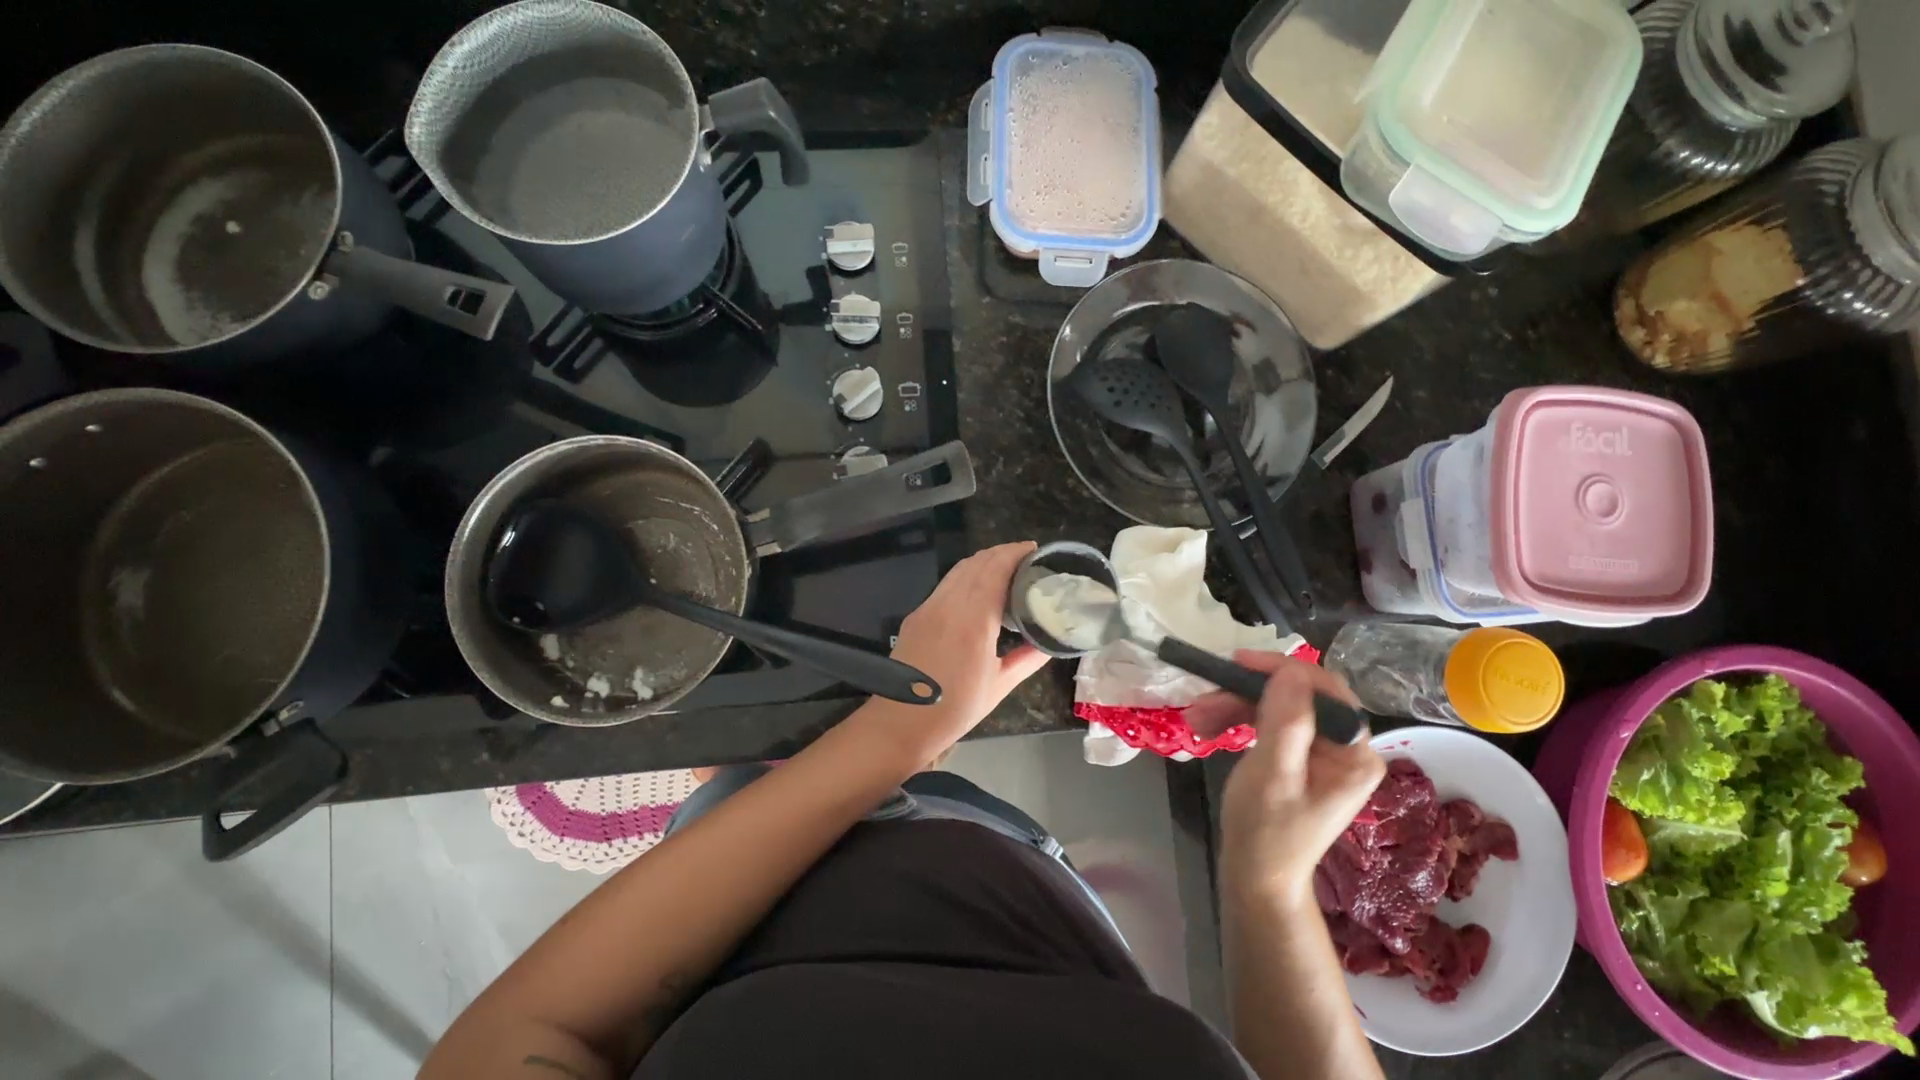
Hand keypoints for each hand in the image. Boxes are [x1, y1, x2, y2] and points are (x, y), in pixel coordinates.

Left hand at [866, 541, 1050, 759]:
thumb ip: (1027, 659)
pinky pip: (945, 586)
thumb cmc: (956, 708)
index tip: (1034, 549)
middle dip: (1001, 553)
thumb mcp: (1000, 685)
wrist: (902, 722)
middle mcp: (949, 605)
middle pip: (976, 563)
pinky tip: (976, 590)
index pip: (996, 570)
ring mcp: (929, 608)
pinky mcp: (916, 616)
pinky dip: (965, 577)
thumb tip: (1048, 643)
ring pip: (957, 571)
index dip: (1015, 554)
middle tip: (1024, 557)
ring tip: (1004, 568)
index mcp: (975, 620)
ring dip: (982, 562)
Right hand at [1188, 651, 1384, 912]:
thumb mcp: (1272, 774)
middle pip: (1298, 697)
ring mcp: (1323, 755)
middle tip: (1204, 701)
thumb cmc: (1265, 831)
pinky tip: (1212, 728)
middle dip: (1248, 694)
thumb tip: (1289, 669)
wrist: (1257, 880)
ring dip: (1236, 706)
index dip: (1281, 671)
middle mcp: (1346, 749)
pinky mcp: (1301, 761)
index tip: (1237, 663)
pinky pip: (1272, 725)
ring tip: (1197, 720)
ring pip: (1279, 708)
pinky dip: (1240, 721)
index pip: (1325, 691)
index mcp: (1354, 754)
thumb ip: (1286, 720)